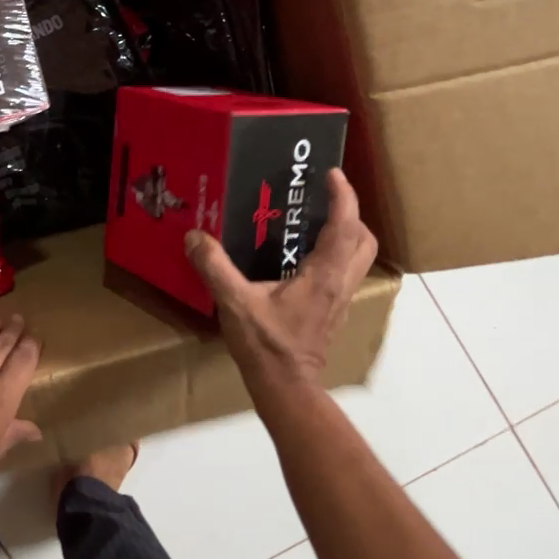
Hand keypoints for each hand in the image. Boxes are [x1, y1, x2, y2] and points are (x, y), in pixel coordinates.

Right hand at [186, 168, 376, 390]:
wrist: (286, 386)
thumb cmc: (266, 344)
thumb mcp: (234, 302)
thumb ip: (214, 266)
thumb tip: (194, 235)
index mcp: (324, 275)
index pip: (345, 227)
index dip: (342, 197)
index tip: (331, 173)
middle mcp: (340, 284)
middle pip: (363, 240)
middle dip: (350, 214)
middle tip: (324, 197)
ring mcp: (340, 299)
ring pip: (358, 257)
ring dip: (346, 234)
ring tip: (315, 221)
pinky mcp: (332, 311)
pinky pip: (344, 272)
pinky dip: (334, 253)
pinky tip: (302, 256)